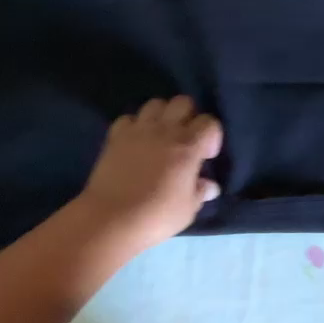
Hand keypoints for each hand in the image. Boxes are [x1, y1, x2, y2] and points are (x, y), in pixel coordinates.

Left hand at [73, 96, 222, 250]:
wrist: (111, 219)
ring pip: (156, 104)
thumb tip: (211, 185)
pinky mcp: (117, 134)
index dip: (212, 136)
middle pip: (183, 102)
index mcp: (187, 146)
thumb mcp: (187, 210)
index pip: (209, 122)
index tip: (206, 156)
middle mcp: (164, 129)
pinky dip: (135, 126)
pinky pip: (129, 118)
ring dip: (162, 116)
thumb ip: (200, 192)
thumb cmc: (155, 217)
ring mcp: (139, 129)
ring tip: (160, 137)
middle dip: (189, 116)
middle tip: (185, 140)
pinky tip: (135, 143)